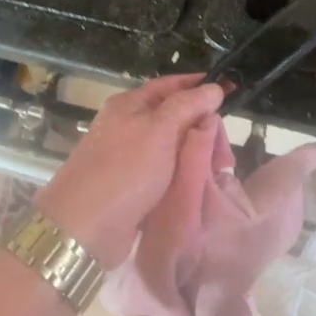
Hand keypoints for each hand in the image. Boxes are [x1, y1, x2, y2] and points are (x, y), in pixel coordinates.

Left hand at [35, 74, 225, 269]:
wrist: (84, 229)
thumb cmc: (124, 172)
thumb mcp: (159, 130)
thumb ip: (188, 105)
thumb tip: (213, 87)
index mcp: (130, 105)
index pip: (171, 85)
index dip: (200, 87)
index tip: (231, 92)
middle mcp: (128, 126)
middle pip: (175, 117)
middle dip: (203, 129)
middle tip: (225, 153)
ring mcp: (129, 158)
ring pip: (173, 148)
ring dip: (197, 156)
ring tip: (218, 172)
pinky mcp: (133, 187)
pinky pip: (166, 173)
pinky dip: (184, 177)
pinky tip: (200, 185)